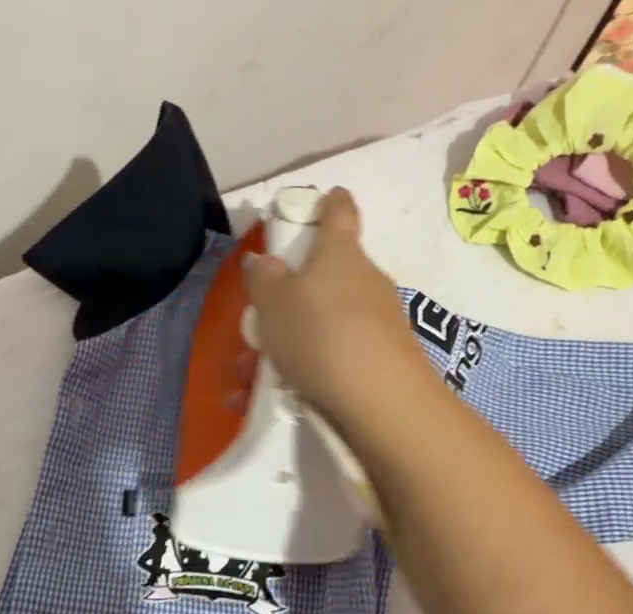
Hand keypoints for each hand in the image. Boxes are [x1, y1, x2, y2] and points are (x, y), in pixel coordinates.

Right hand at [243, 187, 432, 422]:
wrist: (379, 398)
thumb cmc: (319, 335)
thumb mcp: (273, 303)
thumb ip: (263, 277)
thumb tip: (262, 260)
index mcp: (339, 253)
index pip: (339, 213)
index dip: (330, 203)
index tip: (326, 197)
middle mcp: (364, 279)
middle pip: (324, 279)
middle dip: (288, 302)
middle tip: (257, 329)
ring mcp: (378, 320)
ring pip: (322, 325)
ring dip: (288, 347)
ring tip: (250, 381)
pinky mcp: (383, 358)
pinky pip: (333, 357)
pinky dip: (305, 373)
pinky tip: (280, 397)